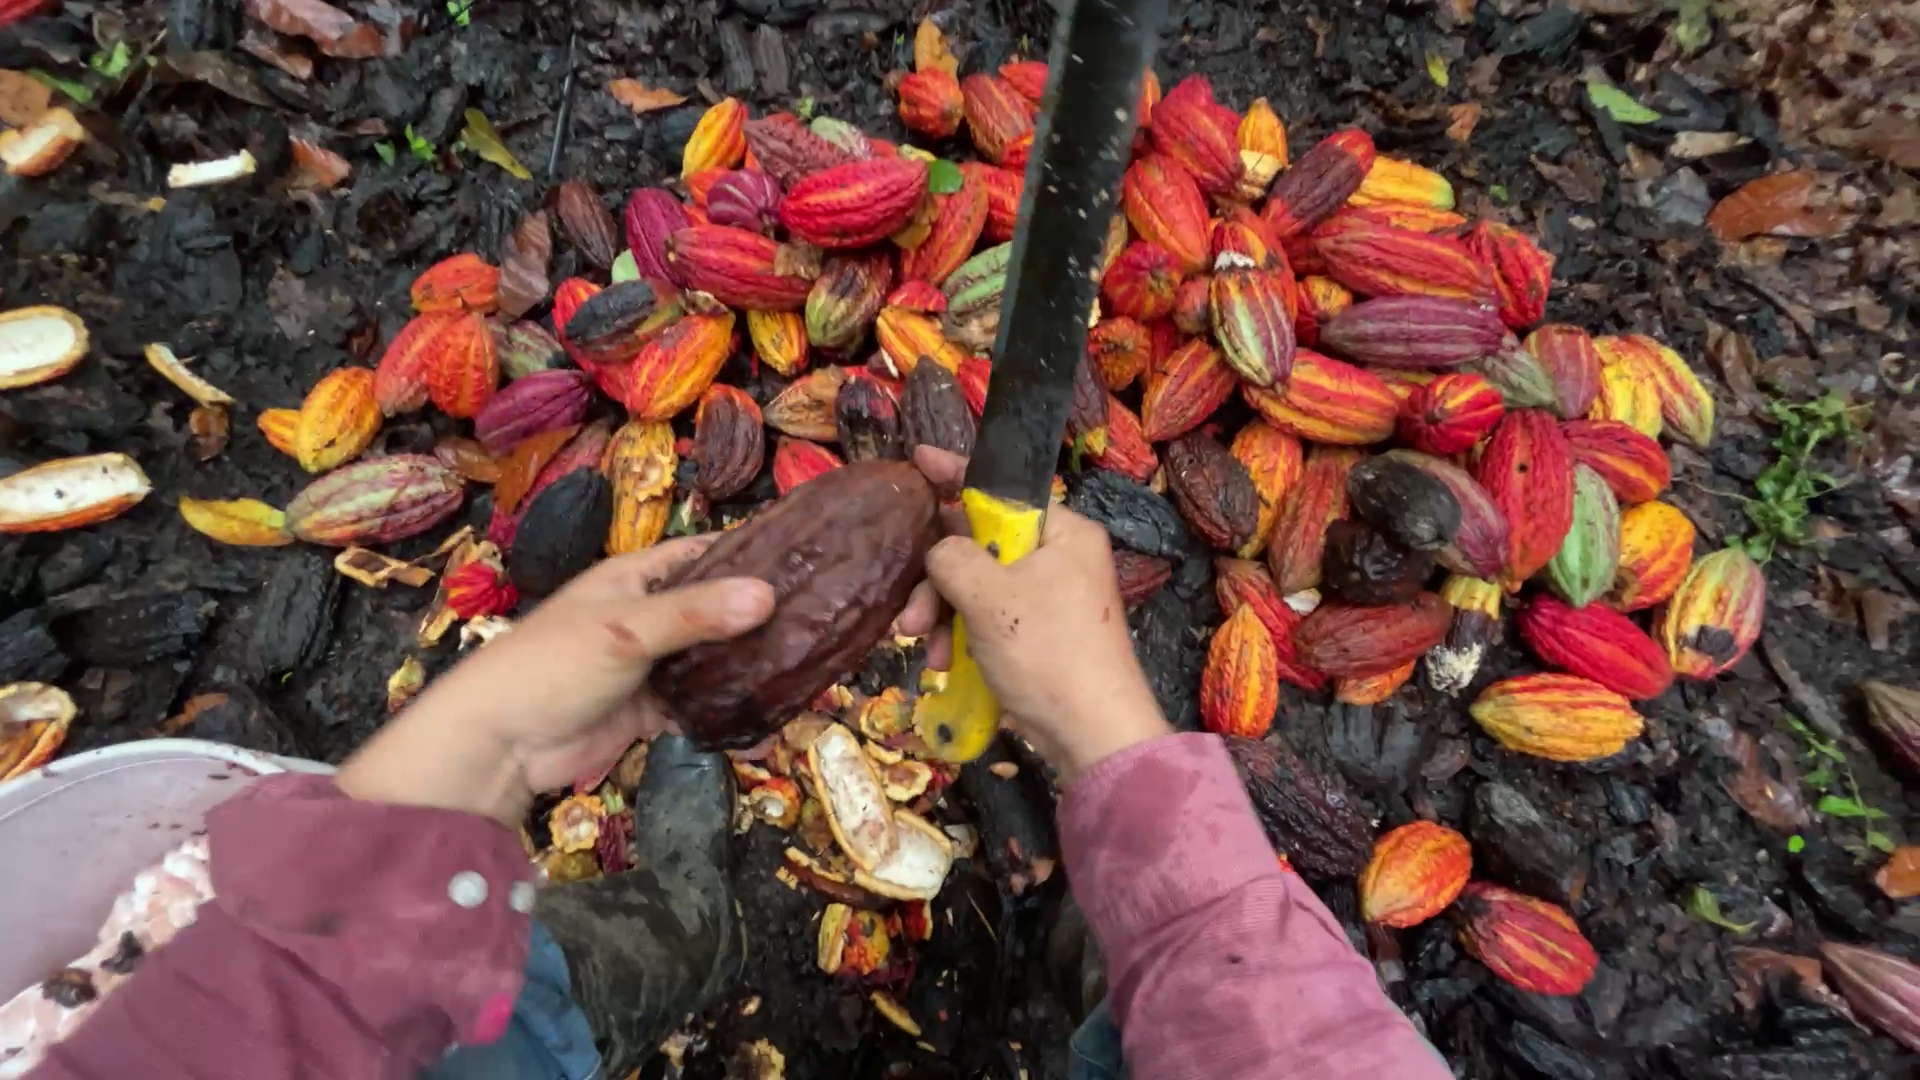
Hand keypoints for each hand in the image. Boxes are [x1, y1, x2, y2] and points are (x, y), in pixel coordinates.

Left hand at [335, 536, 775, 825]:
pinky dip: (725, 717)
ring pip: (711, 661)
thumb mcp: (626, 629)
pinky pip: (698, 707)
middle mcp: (649, 615)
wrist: (496, 747)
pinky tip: (762, 729)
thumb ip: (696, 613)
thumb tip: (768, 596)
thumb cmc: (552, 665)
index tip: (800, 560)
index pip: (703, 554)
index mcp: (637, 579)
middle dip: (757, 619)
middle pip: (715, 610)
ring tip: (801, 674)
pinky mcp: (649, 707)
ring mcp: (650, 663)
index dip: (748, 553)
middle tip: (814, 623)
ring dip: (745, 670)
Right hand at [896, 447, 1171, 782]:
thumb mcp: (991, 598)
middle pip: (982, 546)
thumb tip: (939, 551)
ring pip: (979, 587)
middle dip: (938, 580)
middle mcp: (1059, 557)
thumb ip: (953, 558)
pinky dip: (965, 636)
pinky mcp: (1040, 634)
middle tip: (910, 615)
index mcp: (1063, 532)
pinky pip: (990, 618)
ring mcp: (1051, 598)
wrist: (1094, 737)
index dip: (955, 473)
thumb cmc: (1048, 653)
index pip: (1002, 490)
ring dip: (945, 615)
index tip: (916, 459)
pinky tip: (946, 665)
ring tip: (925, 647)